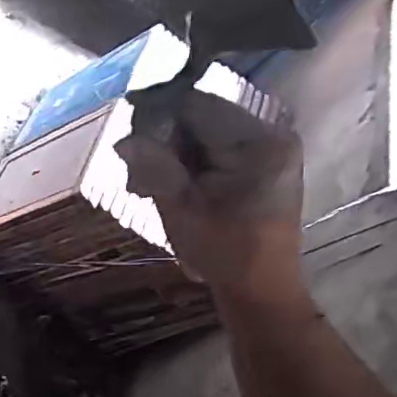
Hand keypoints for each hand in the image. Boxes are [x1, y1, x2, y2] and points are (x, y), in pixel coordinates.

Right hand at [116, 87, 304, 293]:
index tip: (130, 142)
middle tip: (138, 174)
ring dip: (176, 155)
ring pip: (207, 135)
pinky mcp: (264, 166)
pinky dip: (193, 165)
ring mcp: (271, 150)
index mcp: (258, 140)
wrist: (261, 291)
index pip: (196, 105)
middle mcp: (271, 134)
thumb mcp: (180, 209)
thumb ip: (154, 167)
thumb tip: (125, 139)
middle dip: (166, 140)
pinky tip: (177, 188)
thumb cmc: (223, 252)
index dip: (157, 117)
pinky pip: (219, 151)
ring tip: (153, 185)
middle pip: (203, 118)